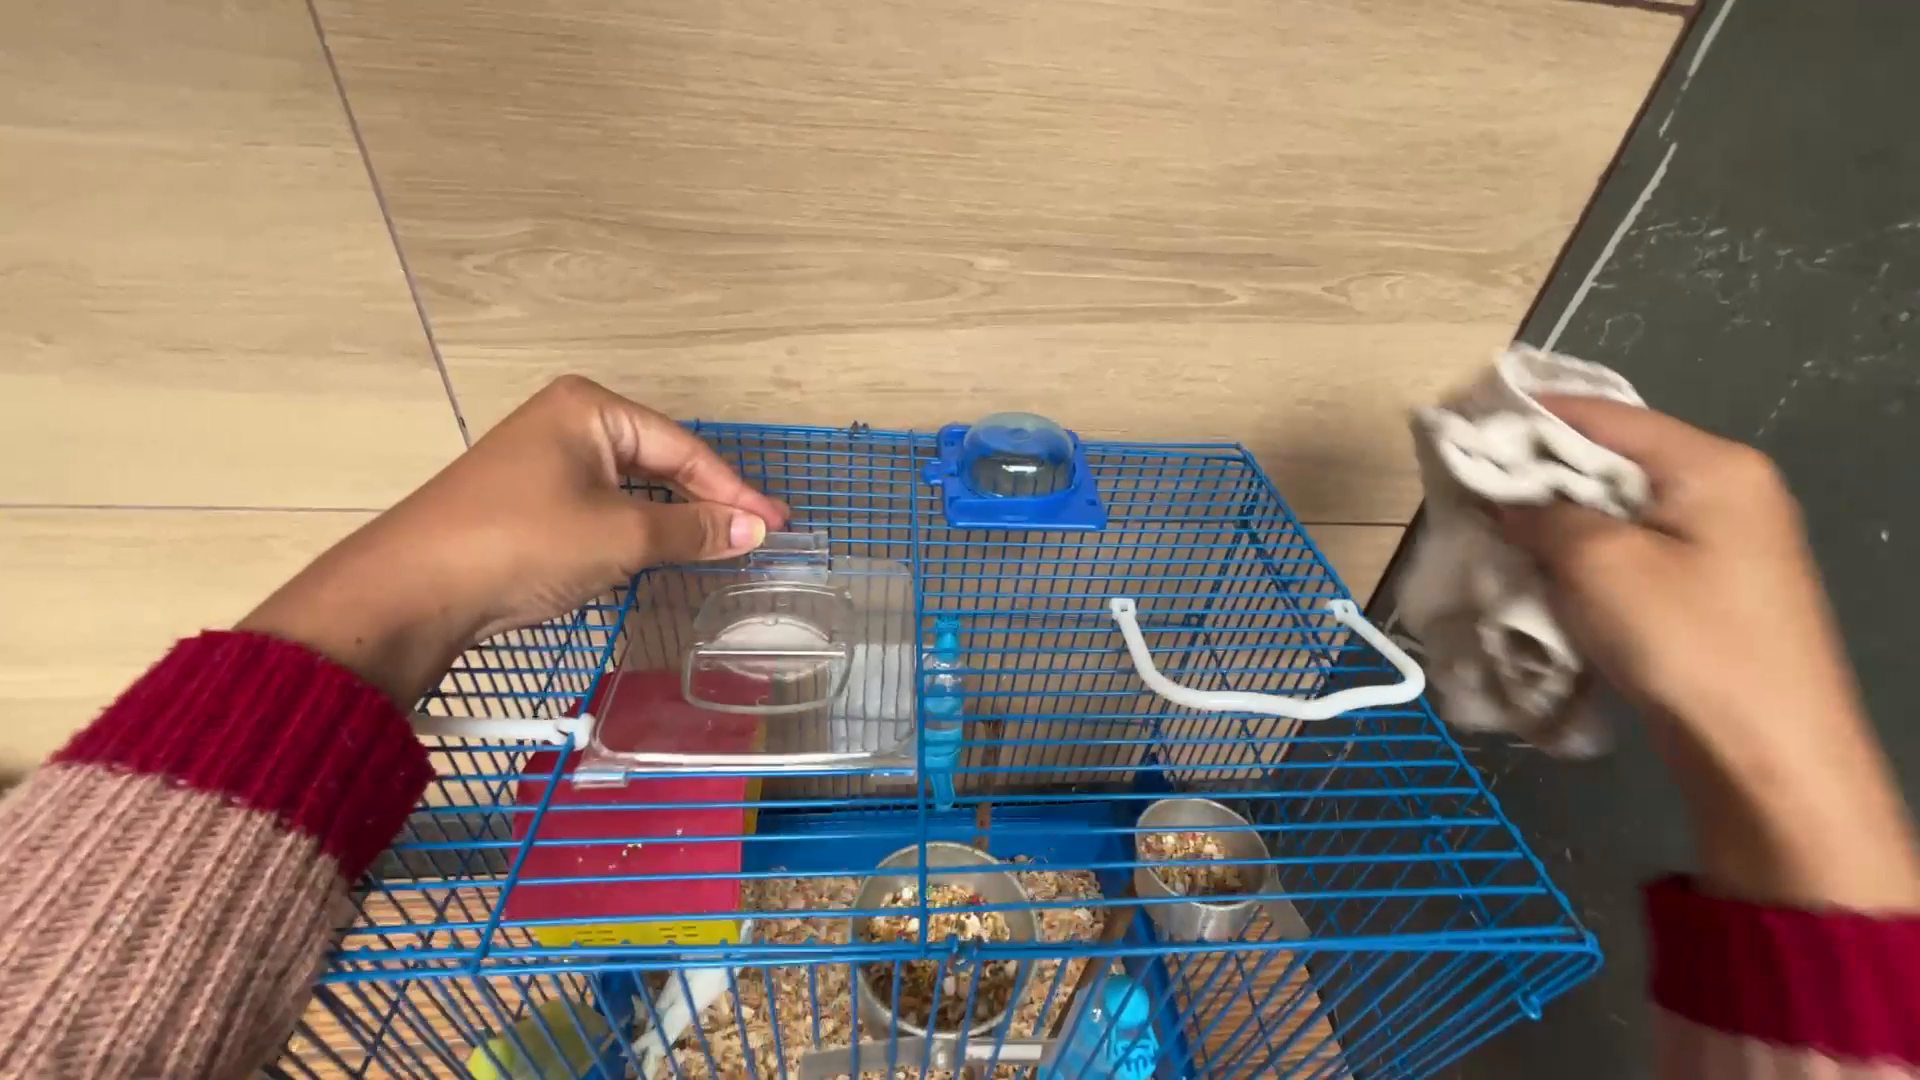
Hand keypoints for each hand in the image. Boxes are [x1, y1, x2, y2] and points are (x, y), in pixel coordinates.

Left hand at [240, 376, 786, 703]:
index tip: (777, 525)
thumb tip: (757, 531)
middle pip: (663, 463)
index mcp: (592, 410)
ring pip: (636, 487)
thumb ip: (696, 529)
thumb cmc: (525, 544)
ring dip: (678, 517)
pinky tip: (665, 547)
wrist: (410, 593)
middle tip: (756, 537)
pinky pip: (608, 505)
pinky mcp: (533, 497)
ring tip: (723, 543)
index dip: (735, 491)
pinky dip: (642, 527)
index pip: (685, 450)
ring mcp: (548, 459)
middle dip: (710, 502)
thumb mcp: (624, 536)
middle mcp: (571, 422)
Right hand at [1498, 397, 1919, 909]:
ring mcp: (1712, 535)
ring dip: (1546, 507)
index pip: (1599, 414)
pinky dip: (1570, 539)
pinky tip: (1529, 552)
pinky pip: (1619, 538)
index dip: (1524, 414)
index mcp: (1708, 465)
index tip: (1457, 422)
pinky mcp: (1697, 577)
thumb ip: (1540, 511)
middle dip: (1530, 464)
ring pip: (1608, 499)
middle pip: (1604, 454)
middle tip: (1462, 474)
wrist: (1760, 745)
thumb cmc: (1681, 636)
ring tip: (1483, 514)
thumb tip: (1500, 493)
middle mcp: (1719, 487)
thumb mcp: (1595, 560)